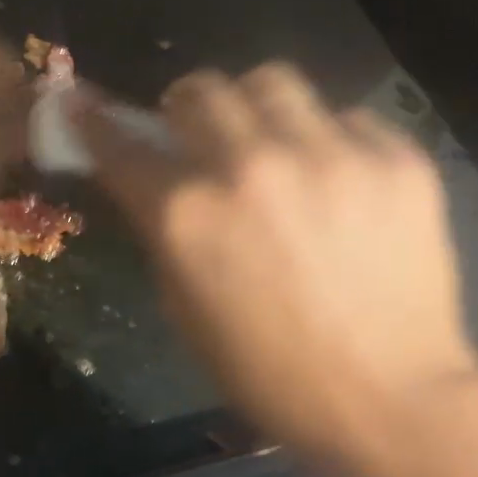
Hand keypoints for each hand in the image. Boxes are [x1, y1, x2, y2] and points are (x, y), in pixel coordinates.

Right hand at [75, 63, 477, 465]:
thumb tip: (160, 199)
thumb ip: (166, 239)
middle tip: (182, 132)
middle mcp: (251, 167)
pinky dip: (317, 139)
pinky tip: (322, 183)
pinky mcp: (395, 156)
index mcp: (185, 217)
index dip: (96, 126)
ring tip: (254, 141)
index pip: (124, 148)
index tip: (81, 109)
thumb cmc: (258, 371)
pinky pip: (342, 118)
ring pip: (272, 84)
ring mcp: (332, 154)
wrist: (379, 392)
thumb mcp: (181, 307)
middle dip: (180, 109)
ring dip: (246, 107)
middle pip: (202, 92)